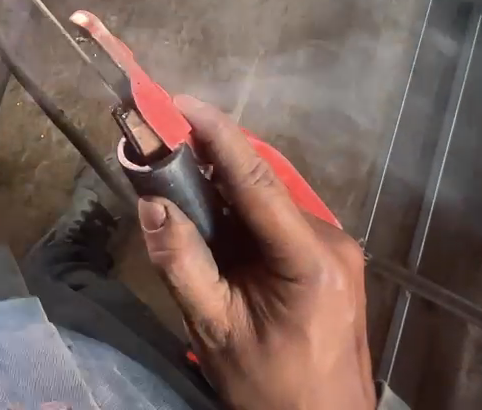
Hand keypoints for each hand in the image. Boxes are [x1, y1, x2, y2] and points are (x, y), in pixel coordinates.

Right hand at [139, 96, 374, 409]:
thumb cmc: (272, 388)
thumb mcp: (215, 332)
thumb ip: (181, 265)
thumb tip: (150, 202)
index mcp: (311, 260)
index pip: (255, 178)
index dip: (215, 132)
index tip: (176, 100)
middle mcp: (330, 240)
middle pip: (254, 182)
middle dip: (202, 161)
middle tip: (152, 150)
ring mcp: (331, 247)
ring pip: (258, 196)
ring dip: (214, 187)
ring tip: (169, 188)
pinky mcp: (323, 256)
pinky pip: (267, 214)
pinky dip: (231, 209)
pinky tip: (203, 221)